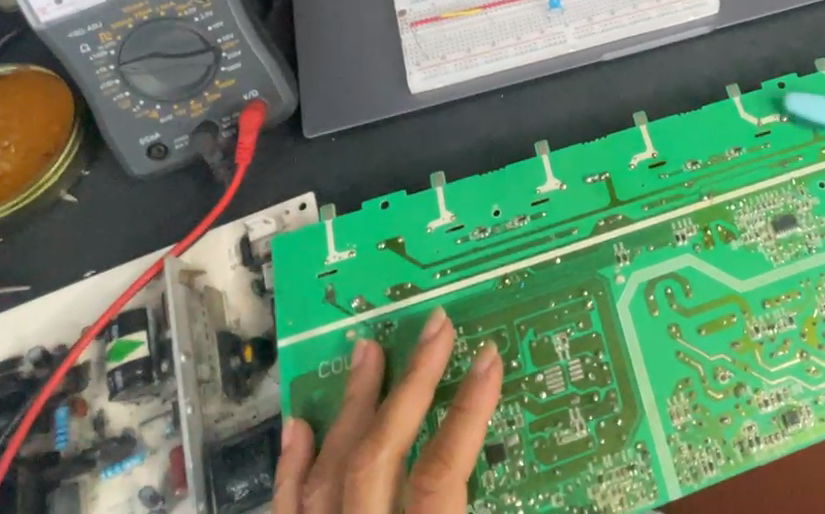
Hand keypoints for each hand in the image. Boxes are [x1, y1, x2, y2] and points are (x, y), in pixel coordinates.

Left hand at [272, 309, 503, 513]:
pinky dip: (292, 467)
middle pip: (378, 456)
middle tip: (436, 328)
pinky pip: (287, 510)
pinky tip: (300, 428)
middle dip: (411, 386)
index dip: (468, 413)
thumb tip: (537, 495)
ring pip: (327, 473)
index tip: (488, 357)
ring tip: (369, 350)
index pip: (441, 474)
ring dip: (351, 407)